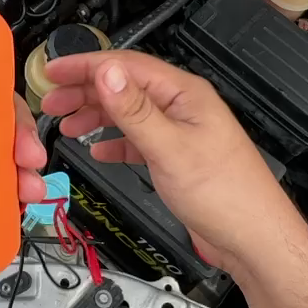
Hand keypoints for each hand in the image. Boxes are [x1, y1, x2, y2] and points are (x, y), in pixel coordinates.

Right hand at [40, 50, 303, 275]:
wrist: (255, 241)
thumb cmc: (227, 195)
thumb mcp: (170, 149)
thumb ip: (134, 111)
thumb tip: (106, 72)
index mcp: (184, 93)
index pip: (125, 66)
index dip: (86, 65)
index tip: (54, 71)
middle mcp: (181, 106)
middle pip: (124, 86)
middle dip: (85, 90)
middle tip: (52, 101)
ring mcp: (180, 131)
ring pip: (128, 113)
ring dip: (96, 115)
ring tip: (67, 124)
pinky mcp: (177, 157)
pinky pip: (138, 139)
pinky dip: (115, 142)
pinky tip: (99, 151)